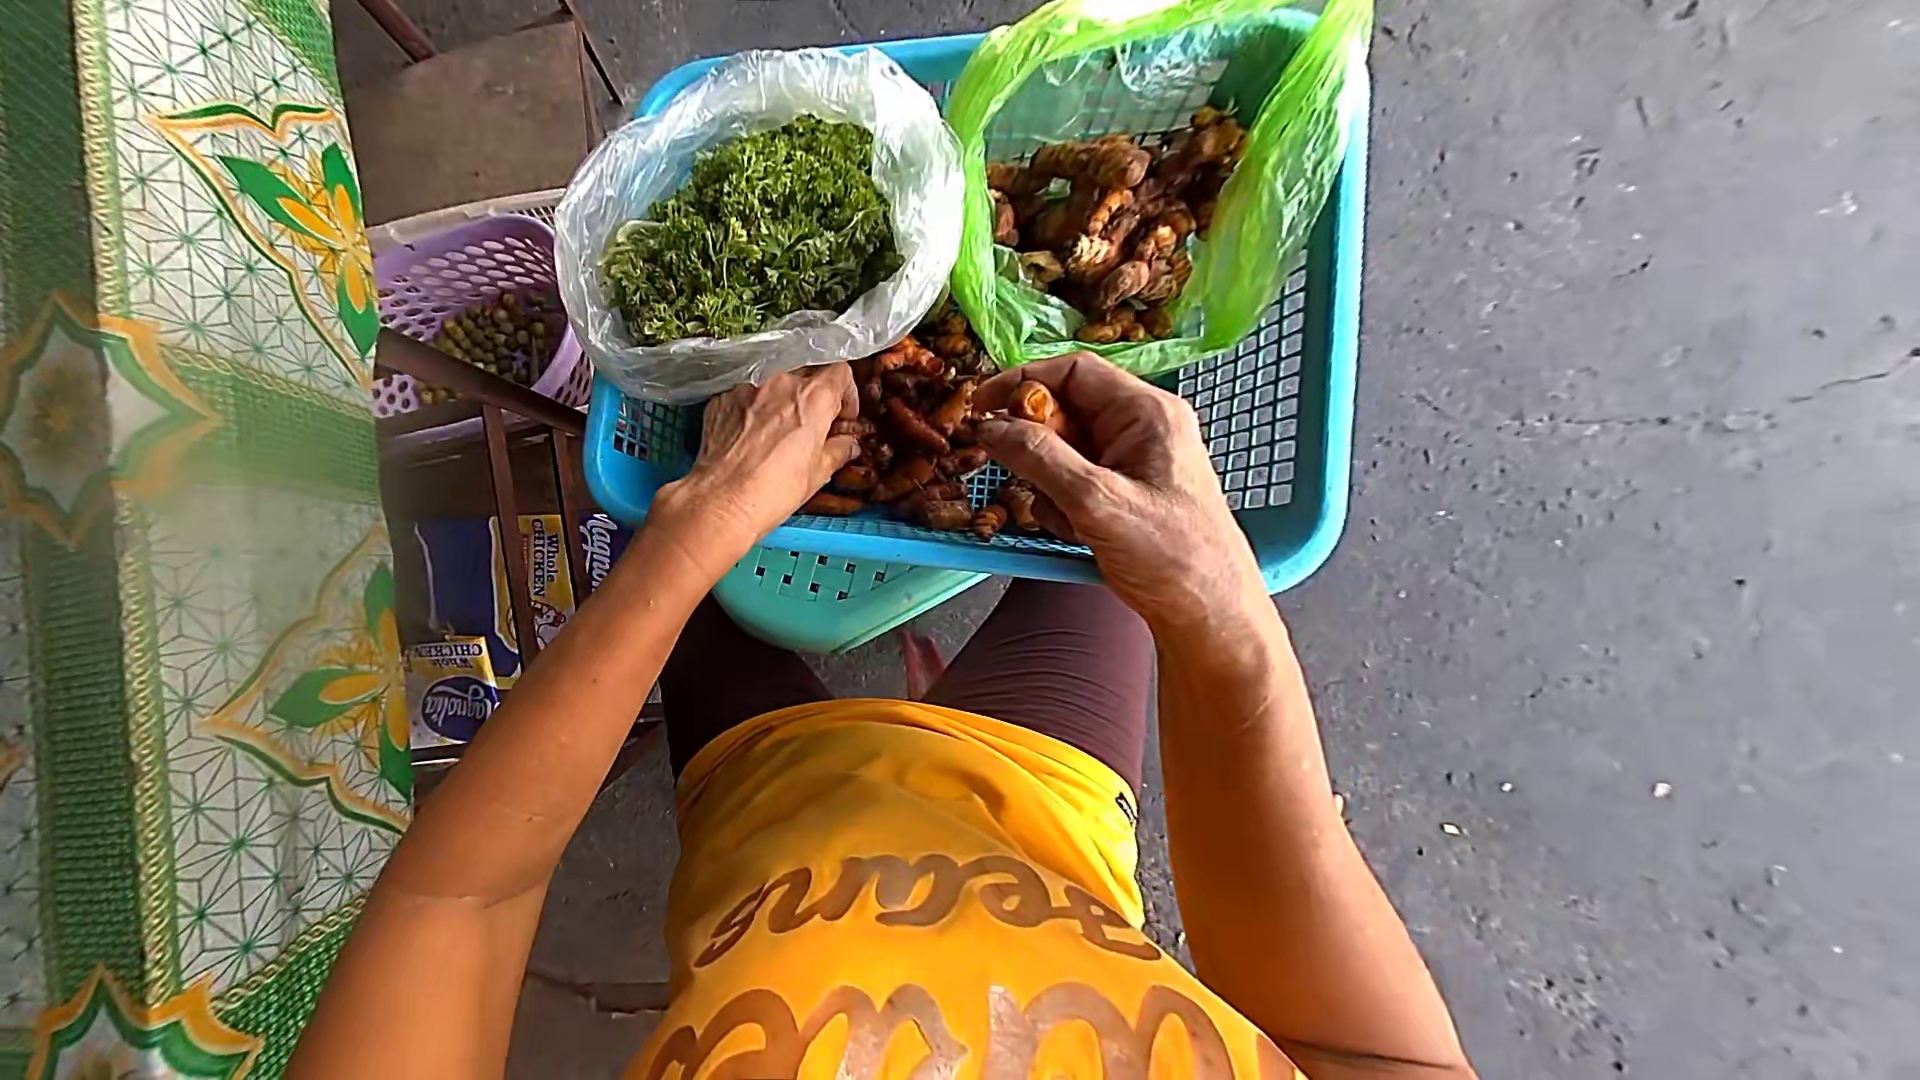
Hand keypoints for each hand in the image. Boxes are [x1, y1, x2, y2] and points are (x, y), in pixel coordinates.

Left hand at [652, 364, 859, 569]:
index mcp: (812, 397)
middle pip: (808, 373)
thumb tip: (847, 445)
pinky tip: (755, 434)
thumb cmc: (774, 489)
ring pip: (775, 381)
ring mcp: (748, 387)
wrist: (723, 500)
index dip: (846, 393)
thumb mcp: (819, 472)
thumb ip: (839, 450)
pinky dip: (756, 407)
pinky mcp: (722, 398)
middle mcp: (780, 382)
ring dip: (784, 399)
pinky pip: (748, 393)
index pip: (840, 372)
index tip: (842, 414)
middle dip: (815, 395)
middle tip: (815, 423)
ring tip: (782, 429)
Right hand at [973, 353, 1267, 629]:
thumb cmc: (1172, 555)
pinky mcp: (1120, 494)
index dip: (1023, 381)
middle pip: (1065, 413)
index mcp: (1146, 413)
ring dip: (1048, 485)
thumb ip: (1040, 458)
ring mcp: (1129, 464)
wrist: (1207, 613)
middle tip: (1024, 478)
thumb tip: (990, 427)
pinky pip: (1071, 483)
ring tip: (1067, 520)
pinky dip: (1062, 506)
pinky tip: (1078, 534)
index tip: (982, 405)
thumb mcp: (1097, 502)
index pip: (1074, 372)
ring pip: (1062, 453)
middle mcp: (1138, 430)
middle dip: (1037, 447)